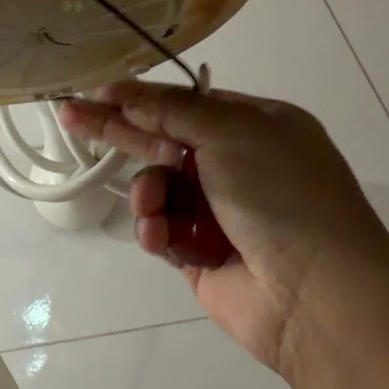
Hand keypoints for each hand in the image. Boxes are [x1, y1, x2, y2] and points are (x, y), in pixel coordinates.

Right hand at [58, 82, 388, 373]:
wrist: (320, 298)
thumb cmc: (283, 197)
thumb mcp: (231, 133)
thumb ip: (170, 111)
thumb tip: (125, 93)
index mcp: (256, 125)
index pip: (185, 101)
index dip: (140, 96)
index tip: (97, 90)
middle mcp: (237, 163)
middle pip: (163, 139)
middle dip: (118, 130)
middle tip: (68, 115)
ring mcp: (219, 210)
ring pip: (155, 187)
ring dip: (147, 193)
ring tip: (152, 208)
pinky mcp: (201, 253)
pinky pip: (160, 229)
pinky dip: (156, 231)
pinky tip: (161, 238)